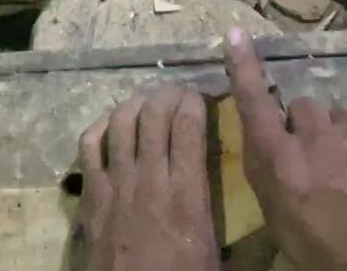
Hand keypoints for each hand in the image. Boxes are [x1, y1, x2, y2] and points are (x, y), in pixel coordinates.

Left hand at [75, 83, 220, 270]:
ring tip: (147, 102)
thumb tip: (257, 211)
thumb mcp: (213, 256)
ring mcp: (115, 186)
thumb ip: (224, 220)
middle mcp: (149, 181)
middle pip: (154, 115)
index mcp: (186, 197)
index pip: (188, 128)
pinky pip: (89, 147)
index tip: (199, 96)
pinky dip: (100, 127)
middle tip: (176, 93)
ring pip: (122, 122)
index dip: (193, 102)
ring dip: (136, 103)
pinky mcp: (90, 197)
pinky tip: (111, 125)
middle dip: (167, 94)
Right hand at [224, 26, 346, 270]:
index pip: (253, 102)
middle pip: (303, 107)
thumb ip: (268, 172)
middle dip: (307, 126)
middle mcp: (314, 138)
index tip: (235, 33)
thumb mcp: (281, 222)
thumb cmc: (330, 255)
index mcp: (281, 162)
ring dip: (340, 134)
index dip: (243, 66)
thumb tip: (262, 138)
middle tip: (319, 158)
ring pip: (339, 114)